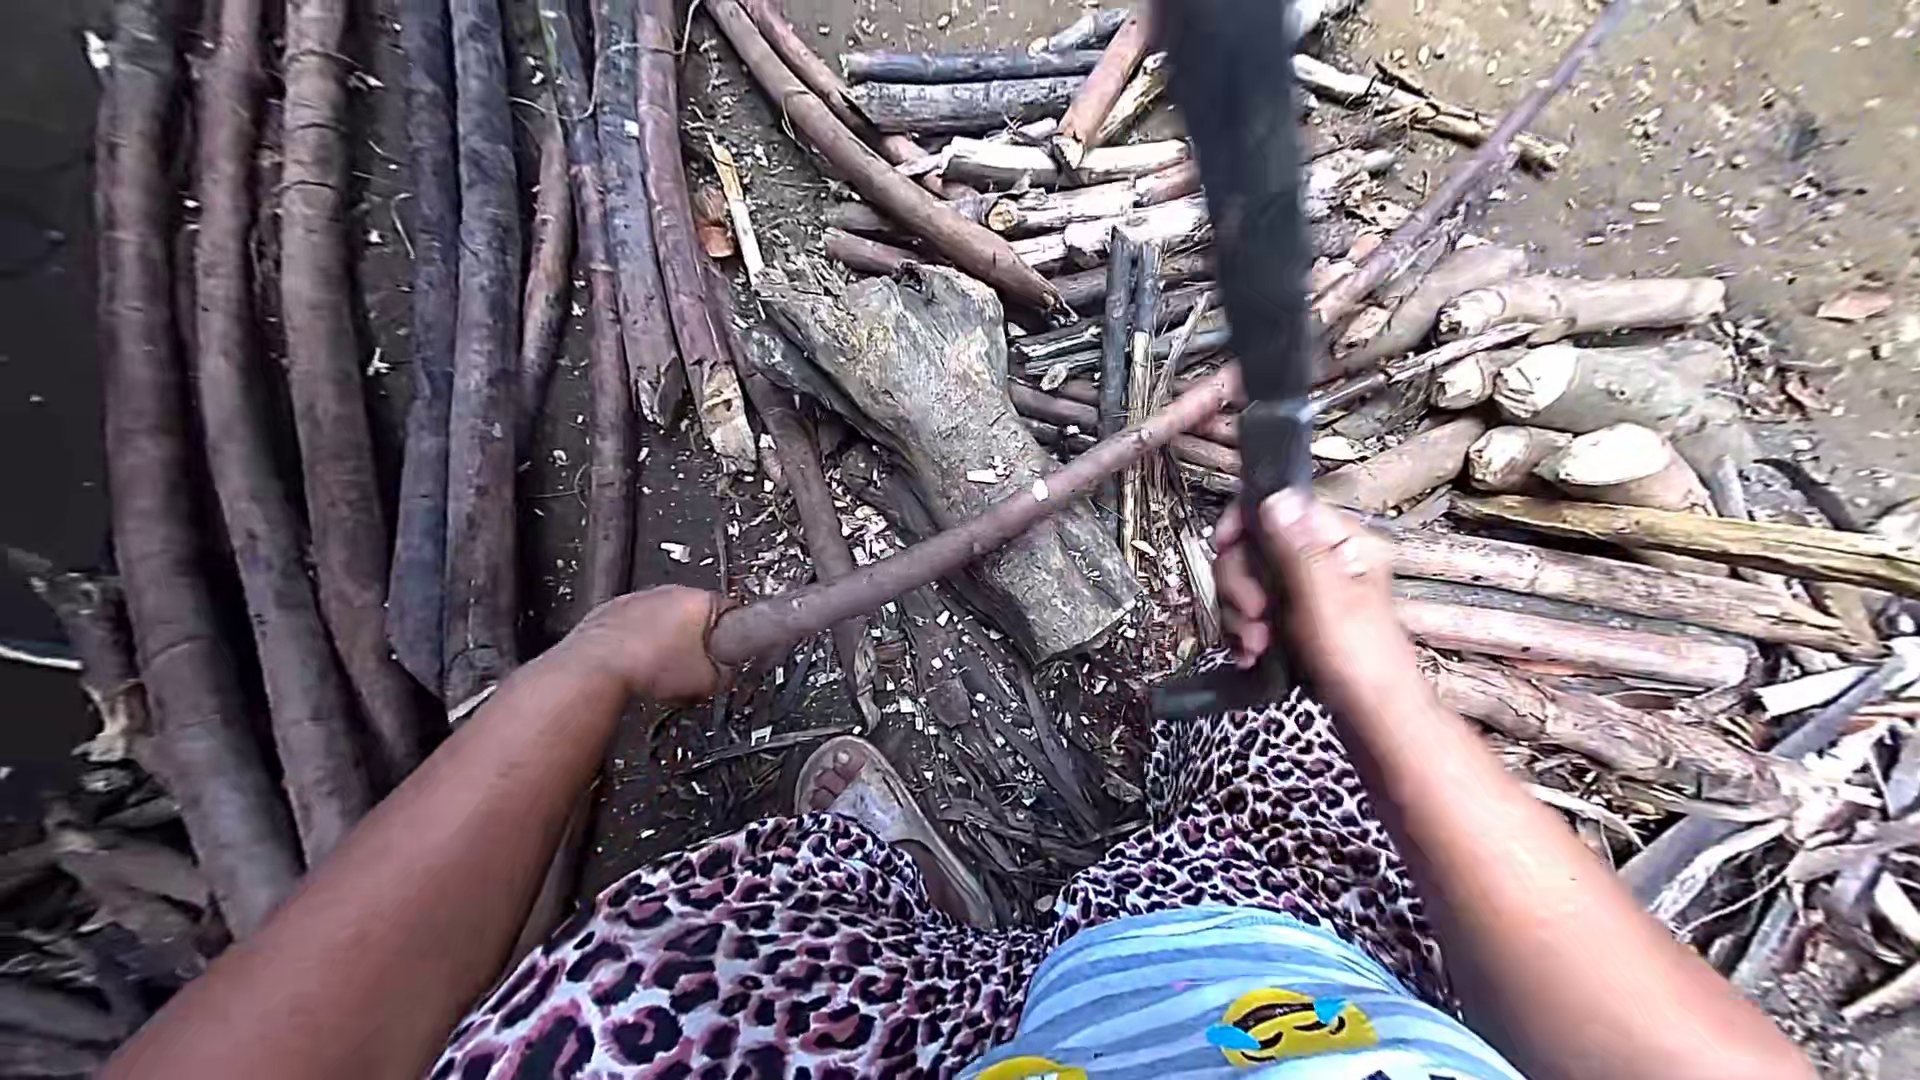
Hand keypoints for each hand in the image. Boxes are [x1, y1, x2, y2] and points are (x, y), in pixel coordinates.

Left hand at [555, 586, 725, 700]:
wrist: (594, 672)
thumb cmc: (646, 669)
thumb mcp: (708, 682)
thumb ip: (724, 673)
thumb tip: (724, 674)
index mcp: (699, 600)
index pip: (729, 611)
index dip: (729, 636)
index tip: (723, 652)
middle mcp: (669, 592)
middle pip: (693, 614)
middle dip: (693, 638)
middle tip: (690, 666)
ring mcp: (637, 598)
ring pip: (661, 618)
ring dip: (663, 639)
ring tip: (657, 669)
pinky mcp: (609, 610)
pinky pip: (631, 626)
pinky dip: (634, 642)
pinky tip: (633, 665)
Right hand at [1212, 491, 1424, 716]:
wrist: (1371, 719)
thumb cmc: (1358, 659)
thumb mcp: (1324, 597)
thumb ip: (1297, 548)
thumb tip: (1276, 497)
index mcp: (1339, 543)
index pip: (1277, 508)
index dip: (1242, 525)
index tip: (1223, 547)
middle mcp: (1318, 560)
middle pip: (1251, 546)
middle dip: (1240, 583)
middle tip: (1253, 612)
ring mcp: (1301, 590)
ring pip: (1243, 581)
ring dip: (1239, 614)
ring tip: (1255, 642)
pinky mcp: (1287, 617)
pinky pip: (1246, 610)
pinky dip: (1241, 631)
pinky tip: (1251, 652)